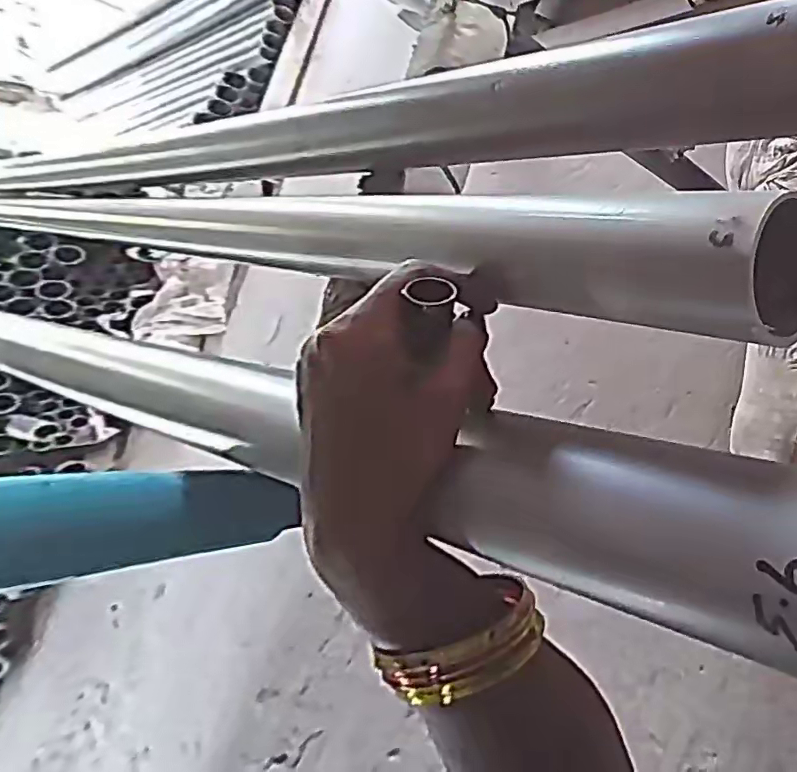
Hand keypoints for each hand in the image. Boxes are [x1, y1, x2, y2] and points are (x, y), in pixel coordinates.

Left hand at [297, 261, 497, 645]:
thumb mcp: (452, 388)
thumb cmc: (396, 462)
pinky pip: (367, 347)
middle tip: (467, 333)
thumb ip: (465, 338)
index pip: (409, 277)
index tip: (478, 297)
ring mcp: (318, 364)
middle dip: (437, 312)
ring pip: (381, 324)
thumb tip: (468, 319)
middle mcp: (326, 343)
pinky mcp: (322, 385)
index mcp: (353, 336)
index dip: (455, 282)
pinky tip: (427, 383)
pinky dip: (401, 353)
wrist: (359, 518)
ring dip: (422, 336)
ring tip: (452, 370)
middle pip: (392, 298)